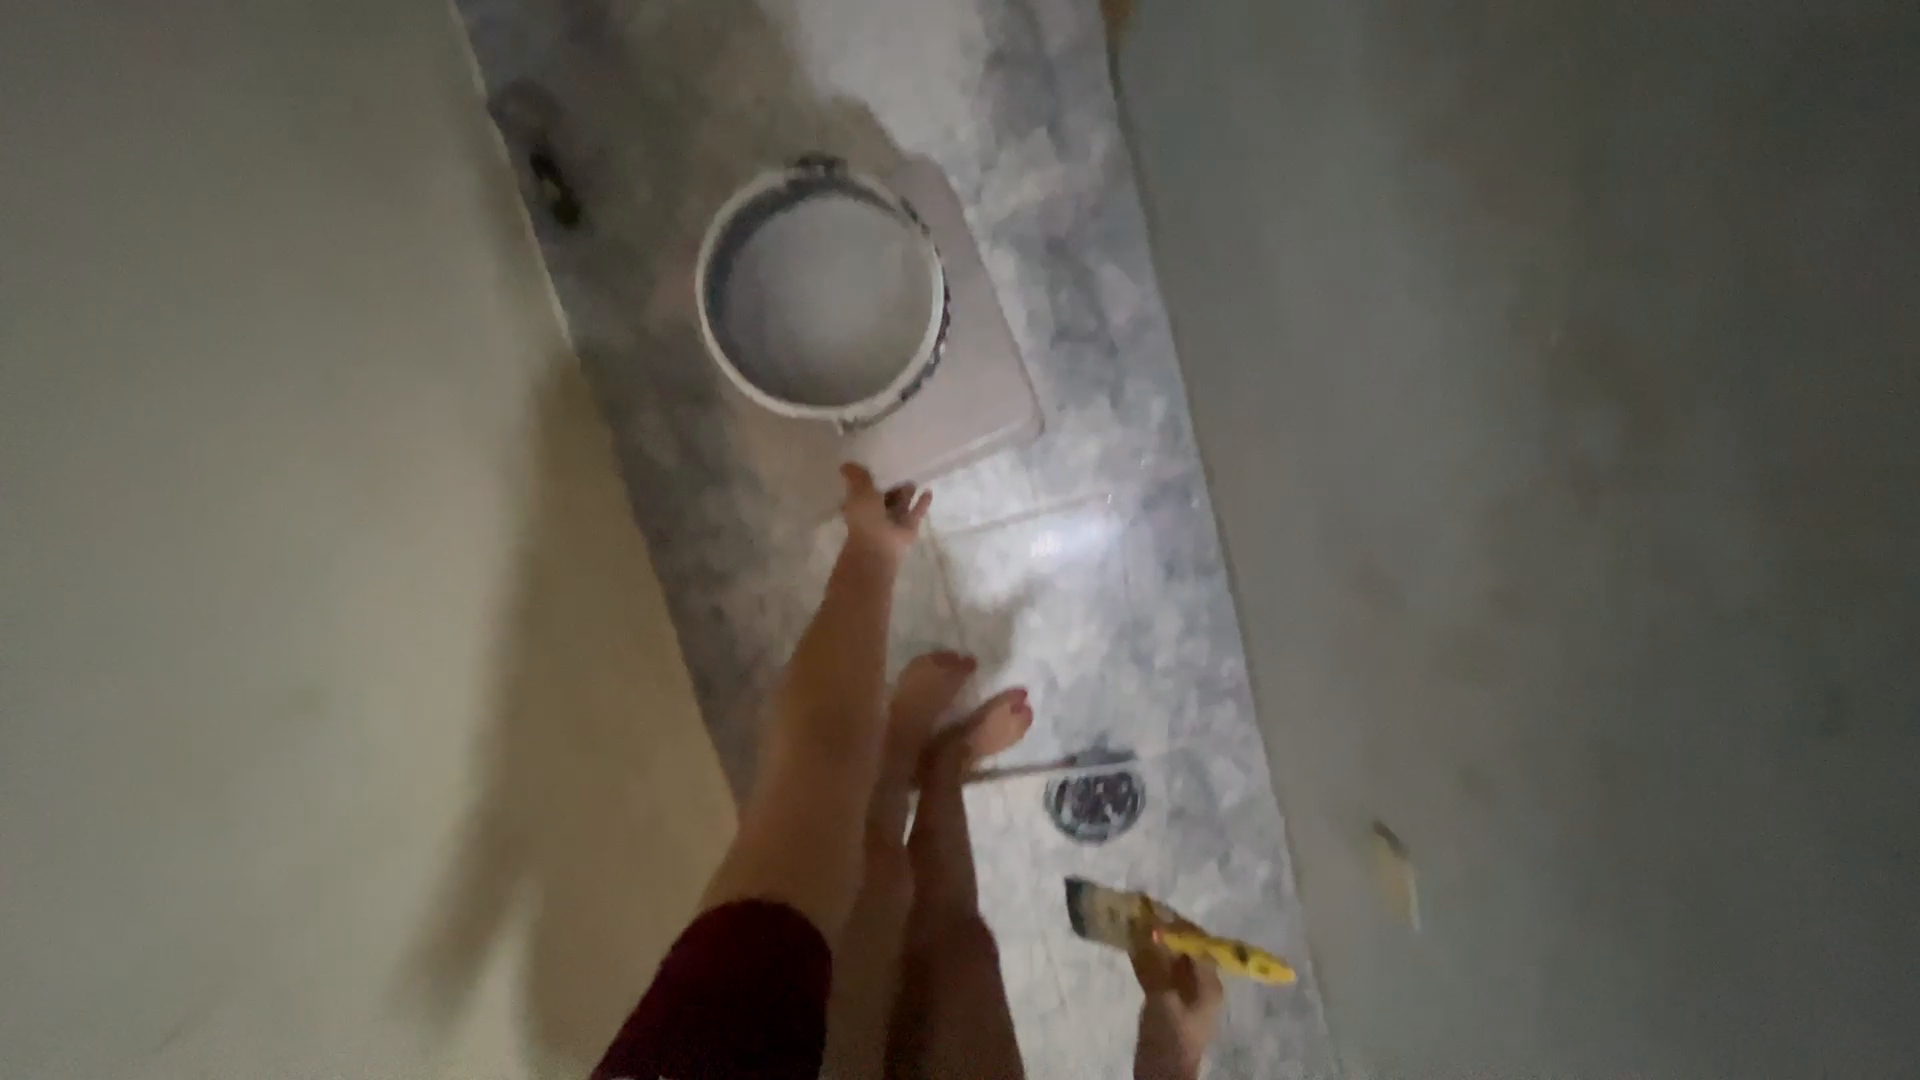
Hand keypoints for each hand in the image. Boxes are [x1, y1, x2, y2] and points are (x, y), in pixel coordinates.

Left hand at [839, 463, 929, 559]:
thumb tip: (846, 464)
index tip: (878, 465)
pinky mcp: (908, 527)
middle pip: (886, 497)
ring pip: (901, 504)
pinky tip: (929, 491)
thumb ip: (857, 477)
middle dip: (892, 486)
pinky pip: (916, 512)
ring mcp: (893, 521)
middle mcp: (876, 514)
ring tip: (914, 479)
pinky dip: (922, 503)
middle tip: (900, 470)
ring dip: (907, 493)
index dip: (871, 479)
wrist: (878, 547)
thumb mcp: (859, 491)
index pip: (866, 490)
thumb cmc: (865, 517)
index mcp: (861, 505)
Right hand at [1130, 919, 1224, 1079]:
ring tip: (1131, 919)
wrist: (1161, 1077)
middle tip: (1140, 909)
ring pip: (1166, 957)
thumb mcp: (1164, 998)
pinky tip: (1127, 941)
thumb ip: (1156, 962)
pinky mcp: (1163, 1001)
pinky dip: (1142, 955)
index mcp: (1209, 984)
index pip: (1198, 944)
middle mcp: (1198, 984)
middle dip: (1162, 929)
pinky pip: (1154, 970)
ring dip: (1150, 940)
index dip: (1178, 924)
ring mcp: (1180, 993)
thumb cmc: (1171, 1038)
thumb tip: (1149, 926)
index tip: (1156, 907)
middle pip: (1182, 948)